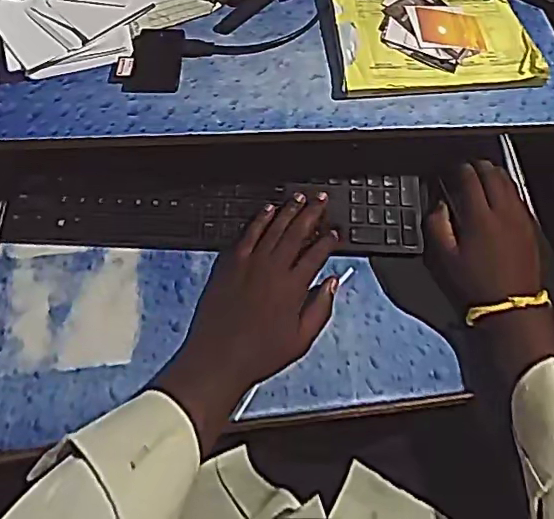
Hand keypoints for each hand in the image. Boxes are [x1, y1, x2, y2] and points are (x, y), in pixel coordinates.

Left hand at [154, 193, 340, 452]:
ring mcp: (251, 262)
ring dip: (289, 210)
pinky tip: (269, 209)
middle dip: (312, 213)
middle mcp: (273, 269)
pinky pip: (249, 231)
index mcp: (293, 287)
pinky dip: (260, 218)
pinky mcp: (231, 260)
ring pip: (274, 226)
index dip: (329, 240)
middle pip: (297, 232)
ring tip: (300, 197)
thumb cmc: (258, 353)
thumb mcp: (301, 339)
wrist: (219, 356)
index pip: (317, 254)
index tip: (335, 232)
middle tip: (321, 200)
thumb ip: (321, 308)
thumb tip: (331, 283)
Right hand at [426, 160, 553, 384]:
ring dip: (495, 174)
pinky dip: (508, 189)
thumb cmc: (477, 285)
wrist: (512, 308)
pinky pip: (520, 198)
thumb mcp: (443, 257)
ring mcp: (520, 220)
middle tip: (467, 167)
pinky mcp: (531, 229)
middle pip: (493, 174)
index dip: (458, 168)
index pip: (469, 177)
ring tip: (483, 175)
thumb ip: (436, 224)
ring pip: (510, 183)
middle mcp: (503, 213)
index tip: (451, 169)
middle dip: (478, 166)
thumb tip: (438, 206)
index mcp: (479, 217)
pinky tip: (500, 195)